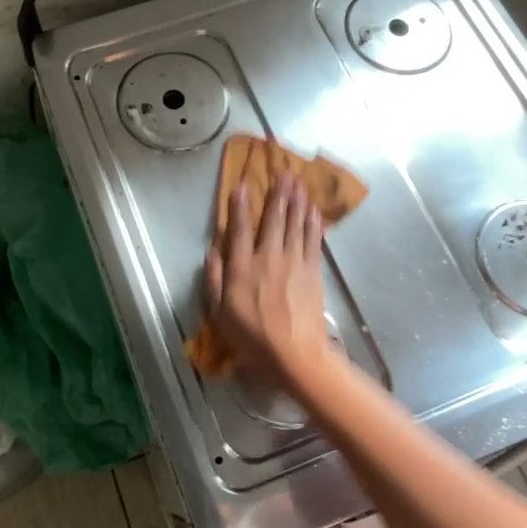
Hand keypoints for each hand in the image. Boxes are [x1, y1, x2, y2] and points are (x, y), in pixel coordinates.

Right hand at [205, 175, 338, 390]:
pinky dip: (313, 223)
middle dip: (277, 194)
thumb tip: (212, 251)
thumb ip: (215, 280)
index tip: (242, 186)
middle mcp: (268, 258)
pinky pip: (313, 240)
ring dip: (297, 202)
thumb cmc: (251, 337)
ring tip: (299, 182)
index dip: (239, 206)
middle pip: (273, 219)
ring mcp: (293, 263)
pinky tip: (314, 211)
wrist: (294, 355)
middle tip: (282, 173)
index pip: (239, 230)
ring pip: (295, 224)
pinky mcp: (312, 272)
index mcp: (242, 268)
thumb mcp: (220, 313)